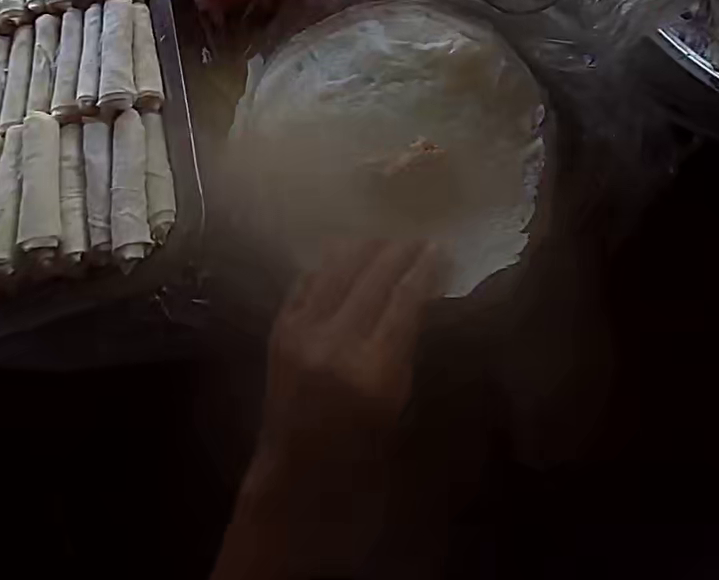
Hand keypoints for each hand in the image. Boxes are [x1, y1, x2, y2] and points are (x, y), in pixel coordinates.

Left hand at [211, 240, 443, 579]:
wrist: (293, 480)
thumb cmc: (359, 459)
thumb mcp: (397, 409)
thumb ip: (406, 350)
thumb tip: (418, 297)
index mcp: (372, 372)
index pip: (404, 302)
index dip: (424, 270)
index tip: (439, 247)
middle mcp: (334, 342)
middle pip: (372, 278)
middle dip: (398, 252)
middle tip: (418, 238)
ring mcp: (300, 330)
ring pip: (336, 269)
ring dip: (362, 249)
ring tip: (384, 240)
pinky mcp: (278, 328)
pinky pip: (306, 281)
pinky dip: (328, 265)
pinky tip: (342, 257)